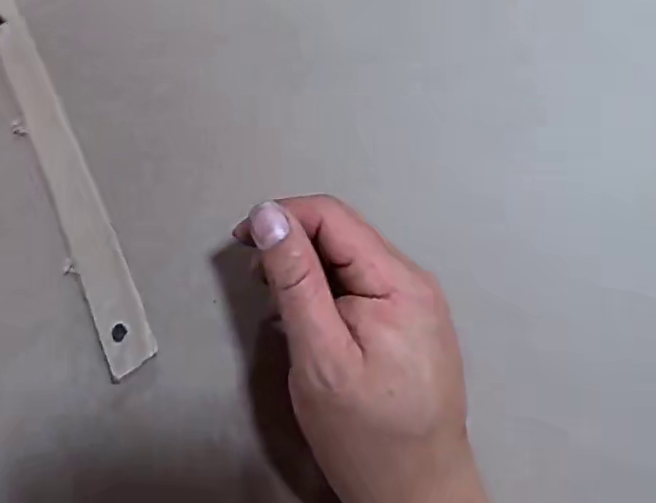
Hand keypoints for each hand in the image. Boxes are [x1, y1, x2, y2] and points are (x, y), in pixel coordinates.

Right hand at [234, 196, 486, 502]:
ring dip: (302, 264)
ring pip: (343, 252)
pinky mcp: (404, 318)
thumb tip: (267, 215)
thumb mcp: (319, 356)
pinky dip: (320, 284)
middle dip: (290, 242)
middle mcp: (411, 281)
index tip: (244, 239)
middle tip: (257, 276)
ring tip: (277, 299)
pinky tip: (304, 312)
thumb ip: (293, 279)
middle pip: (338, 230)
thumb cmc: (369, 439)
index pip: (330, 215)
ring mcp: (411, 300)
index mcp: (398, 283)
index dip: (281, 216)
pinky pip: (353, 278)